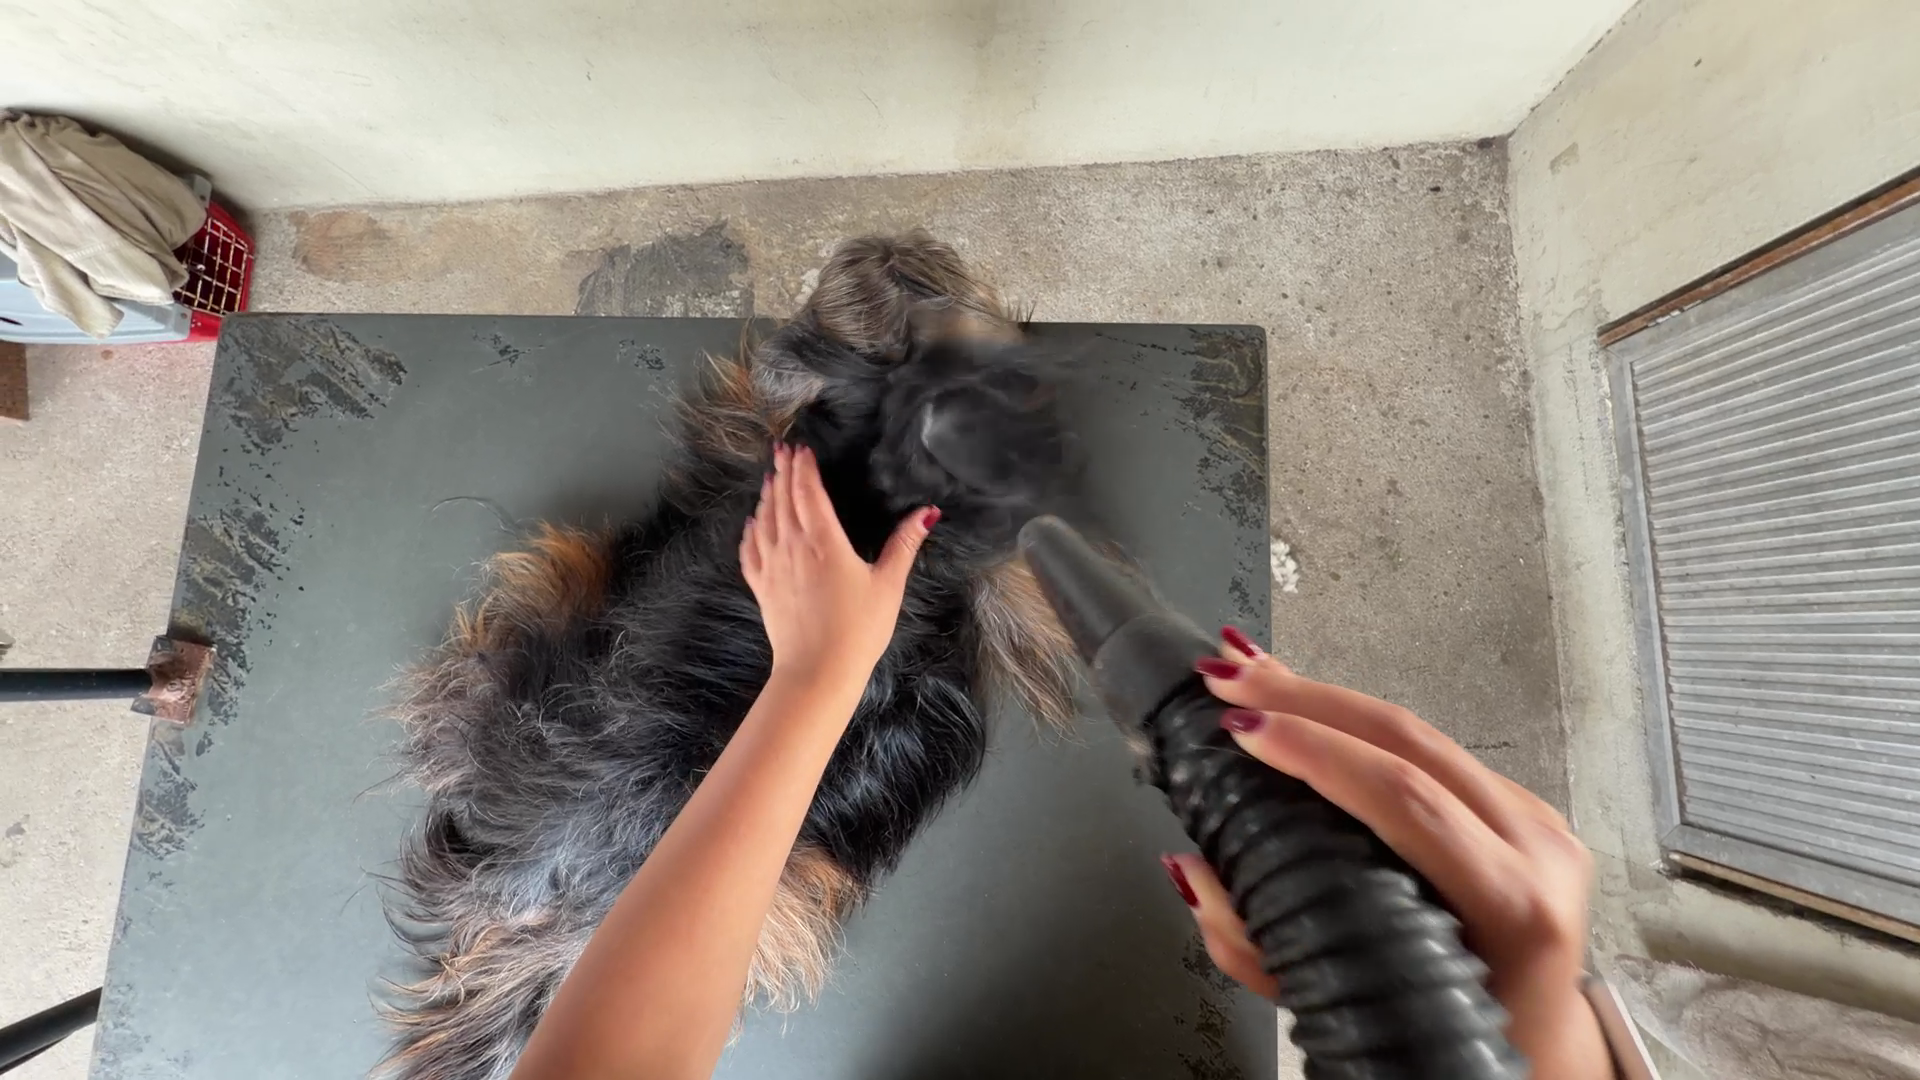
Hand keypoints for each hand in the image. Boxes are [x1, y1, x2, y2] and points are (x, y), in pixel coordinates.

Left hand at [739, 442, 936, 690]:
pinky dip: (751, 531)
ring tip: (770, 477)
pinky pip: (750, 550)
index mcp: (825, 542)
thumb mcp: (888, 585)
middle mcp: (793, 548)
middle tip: (782, 451)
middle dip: (783, 472)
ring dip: (767, 495)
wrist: (817, 672)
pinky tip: (752, 522)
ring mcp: (773, 568)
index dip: (804, 468)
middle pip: (783, 499)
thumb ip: (905, 545)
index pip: (809, 493)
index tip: (802, 449)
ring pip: (764, 520)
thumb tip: (927, 513)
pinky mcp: (762, 588)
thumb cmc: (858, 630)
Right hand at [1164, 629, 1609, 1079]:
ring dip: (1315, 692)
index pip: (1403, 798)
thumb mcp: (1338, 1002)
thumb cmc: (1436, 1032)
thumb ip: (1252, 944)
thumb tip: (1187, 867)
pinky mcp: (1513, 796)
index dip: (1316, 751)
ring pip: (1410, 726)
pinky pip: (1417, 739)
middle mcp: (1531, 848)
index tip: (1241, 728)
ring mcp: (1530, 814)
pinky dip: (1344, 711)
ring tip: (1244, 671)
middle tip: (1224, 680)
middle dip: (1300, 699)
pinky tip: (1294, 694)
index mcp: (1510, 908)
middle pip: (1405, 739)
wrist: (1536, 1039)